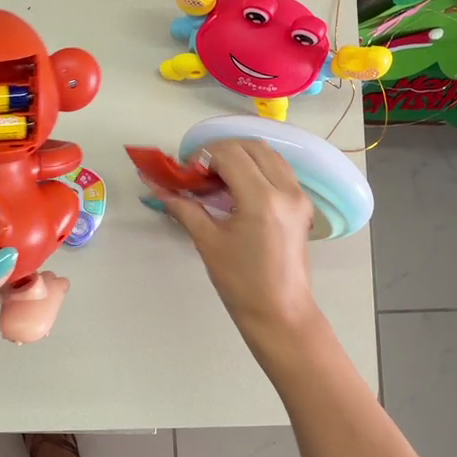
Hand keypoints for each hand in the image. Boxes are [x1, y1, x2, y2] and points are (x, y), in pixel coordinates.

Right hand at [149, 138, 319, 337]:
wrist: (278, 310)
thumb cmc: (240, 282)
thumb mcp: (207, 241)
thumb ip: (183, 207)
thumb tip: (155, 186)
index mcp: (261, 199)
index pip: (229, 155)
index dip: (202, 158)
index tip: (185, 175)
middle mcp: (285, 189)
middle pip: (251, 146)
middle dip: (220, 152)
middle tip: (198, 173)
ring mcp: (298, 195)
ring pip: (268, 154)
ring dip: (239, 156)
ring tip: (215, 178)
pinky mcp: (301, 203)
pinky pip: (278, 169)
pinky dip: (256, 167)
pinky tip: (236, 187)